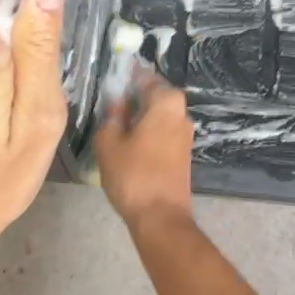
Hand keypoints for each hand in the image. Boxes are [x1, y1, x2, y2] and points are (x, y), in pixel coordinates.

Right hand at [94, 69, 195, 233]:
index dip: (126, 76)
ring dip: (140, 115)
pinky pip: (163, 131)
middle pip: (154, 95)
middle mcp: (181, 113)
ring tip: (115, 124)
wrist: (161, 217)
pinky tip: (130, 143)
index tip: (110, 79)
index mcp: (166, 102)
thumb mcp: (109, 143)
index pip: (145, 77)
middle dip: (133, 96)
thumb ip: (112, 116)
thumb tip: (117, 101)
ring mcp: (185, 134)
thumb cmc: (133, 175)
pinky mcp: (183, 152)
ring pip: (159, 114)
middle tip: (109, 104)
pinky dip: (148, 131)